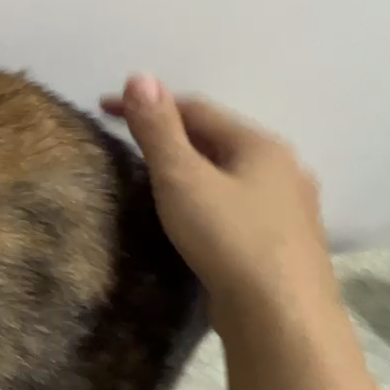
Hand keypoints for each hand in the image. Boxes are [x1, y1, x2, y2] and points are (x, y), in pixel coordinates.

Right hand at [102, 75, 339, 328]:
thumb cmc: (227, 238)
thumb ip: (158, 129)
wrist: (281, 313)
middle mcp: (282, 166)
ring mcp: (287, 203)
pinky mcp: (281, 236)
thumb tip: (139, 76)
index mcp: (260, 145)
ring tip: (151, 170)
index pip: (196, 109)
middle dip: (170, 131)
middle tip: (123, 137)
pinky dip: (205, 189)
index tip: (102, 108)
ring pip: (228, 168)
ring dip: (189, 161)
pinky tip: (192, 209)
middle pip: (216, 136)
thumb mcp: (181, 178)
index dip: (147, 104)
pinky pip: (236, 197)